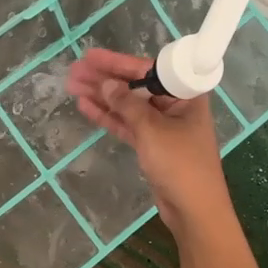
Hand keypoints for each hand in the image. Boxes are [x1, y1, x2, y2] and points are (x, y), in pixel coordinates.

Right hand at [66, 48, 228, 231]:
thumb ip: (128, 105)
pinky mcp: (152, 145)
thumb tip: (106, 84)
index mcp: (184, 95)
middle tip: (74, 71)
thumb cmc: (180, 164)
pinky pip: (127, 124)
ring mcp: (162, 126)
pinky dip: (108, 117)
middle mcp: (174, 105)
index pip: (148, 70)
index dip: (118, 63)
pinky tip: (86, 107)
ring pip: (127, 105)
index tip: (92, 57)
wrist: (194, 210)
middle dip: (105, 79)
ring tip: (72, 86)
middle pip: (135, 86)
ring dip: (101, 97)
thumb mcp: (152, 130)